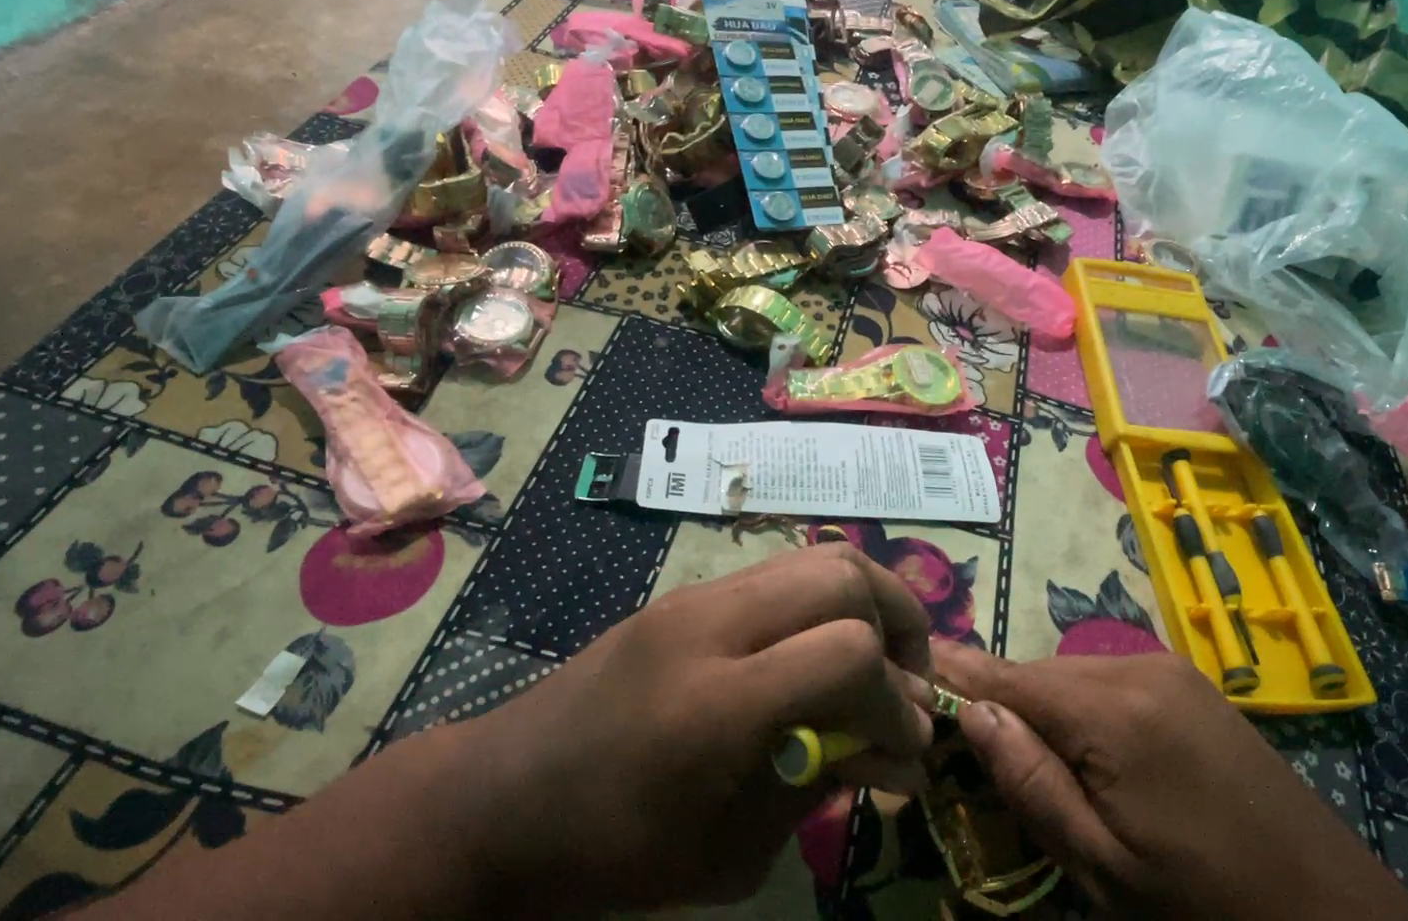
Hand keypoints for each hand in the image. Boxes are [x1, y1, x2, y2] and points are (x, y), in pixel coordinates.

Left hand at [448, 543, 936, 913]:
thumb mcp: (732, 851)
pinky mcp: (681, 596)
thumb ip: (822, 783)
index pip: (848, 654)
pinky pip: (775, 573)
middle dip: (899, 621)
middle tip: (906, 682)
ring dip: (864, 600)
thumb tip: (905, 754)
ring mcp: (692, 599)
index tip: (906, 744)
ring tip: (874, 659)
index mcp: (717, 703)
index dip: (897, 701)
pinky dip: (820, 600)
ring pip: (813, 556)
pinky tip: (816, 653)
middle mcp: (709, 627)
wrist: (501, 798)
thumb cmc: (612, 850)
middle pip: (842, 575)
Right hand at [933, 642, 1407, 920]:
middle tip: (958, 745)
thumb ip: (1029, 780)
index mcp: (1111, 709)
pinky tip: (1078, 751)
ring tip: (1019, 756)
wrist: (1335, 914)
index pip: (1003, 675)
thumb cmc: (1204, 903)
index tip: (902, 670)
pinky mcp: (1190, 684)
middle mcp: (1136, 667)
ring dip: (1037, 707)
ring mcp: (1169, 670)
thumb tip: (968, 710)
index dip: (950, 674)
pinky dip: (1077, 707)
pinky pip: (1107, 682)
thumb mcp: (1102, 865)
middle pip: (1035, 672)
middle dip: (995, 703)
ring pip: (1069, 675)